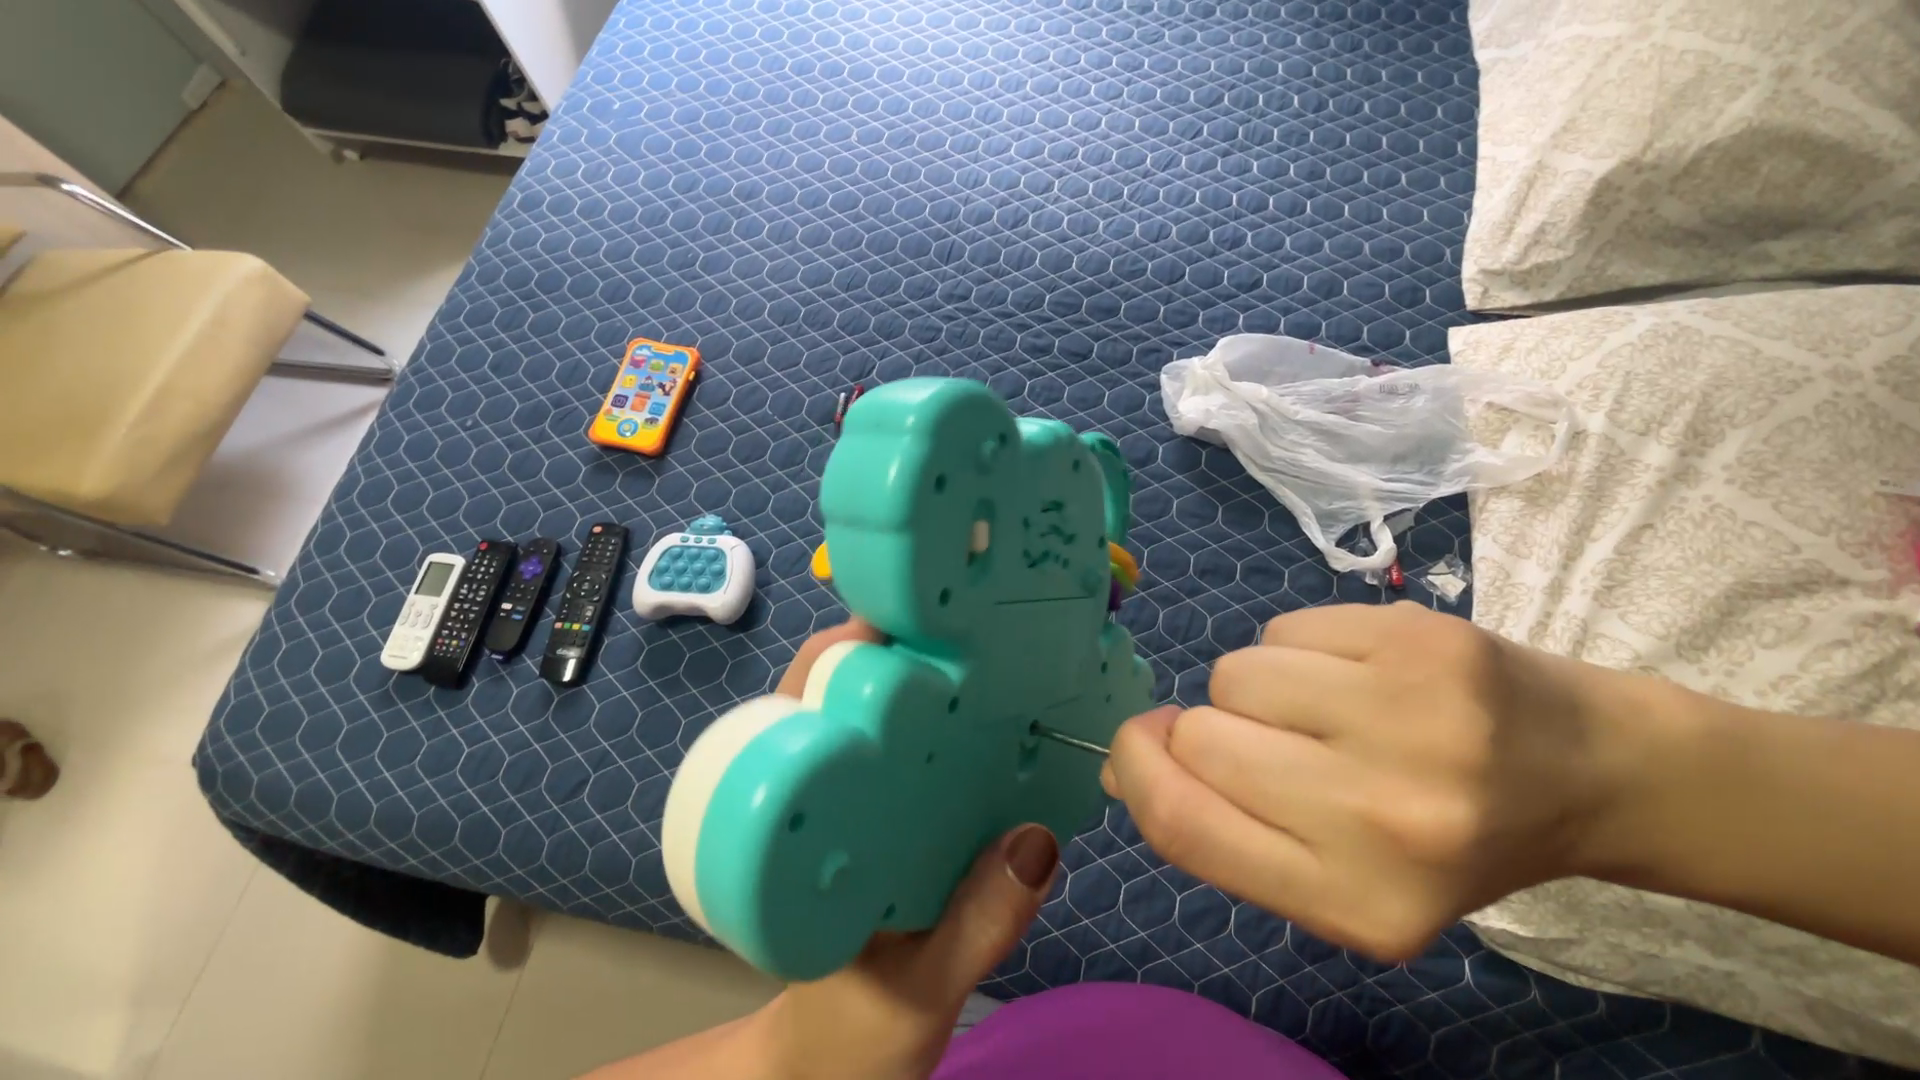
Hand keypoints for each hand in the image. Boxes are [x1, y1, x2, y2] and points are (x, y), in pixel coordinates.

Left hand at [608, 618, 1060, 1079]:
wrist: (833, 1070)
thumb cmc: (854, 1034)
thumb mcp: (919, 991)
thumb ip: (976, 927)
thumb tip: (1039, 839)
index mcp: (804, 829)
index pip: (805, 712)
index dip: (846, 656)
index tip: (908, 626)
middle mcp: (827, 805)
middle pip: (843, 698)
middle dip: (898, 652)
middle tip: (974, 628)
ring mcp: (862, 812)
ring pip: (883, 726)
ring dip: (931, 686)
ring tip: (999, 659)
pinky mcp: (896, 829)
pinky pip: (922, 768)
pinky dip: (956, 738)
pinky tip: (1008, 732)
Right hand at [1103, 601, 1650, 960]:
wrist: (1590, 773)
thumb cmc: (1444, 836)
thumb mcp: (1336, 876)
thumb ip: (1223, 829)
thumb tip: (1122, 765)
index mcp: (1354, 904)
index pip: (1182, 824)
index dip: (1137, 769)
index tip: (1143, 741)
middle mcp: (1382, 819)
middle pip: (1200, 736)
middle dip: (1214, 729)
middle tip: (1285, 742)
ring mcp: (1408, 719)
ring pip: (1235, 673)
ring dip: (1260, 687)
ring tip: (1333, 708)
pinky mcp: (1422, 639)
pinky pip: (1283, 627)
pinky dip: (1301, 646)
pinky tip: (1363, 672)